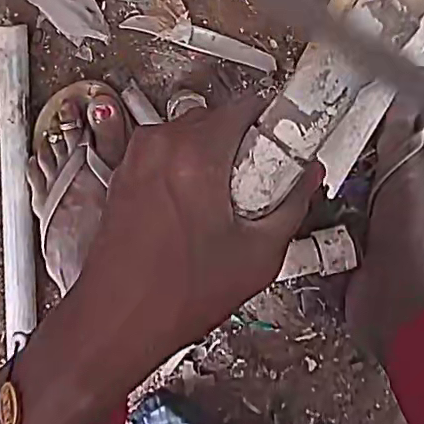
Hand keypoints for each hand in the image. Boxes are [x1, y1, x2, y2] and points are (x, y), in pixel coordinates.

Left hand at [75, 92, 323, 360]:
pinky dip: (185, 165)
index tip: (282, 144)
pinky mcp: (125, 170)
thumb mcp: (257, 255)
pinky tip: (194, 207)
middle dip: (243, 142)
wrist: (116, 317)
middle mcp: (162, 144)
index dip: (271, 122)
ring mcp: (139, 155)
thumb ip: (291, 207)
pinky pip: (166, 150)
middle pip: (217, 117)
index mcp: (196, 155)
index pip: (246, 106)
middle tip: (258, 180)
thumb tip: (307, 179)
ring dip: (212, 153)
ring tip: (224, 200)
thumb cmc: (173, 294)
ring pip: (190, 132)